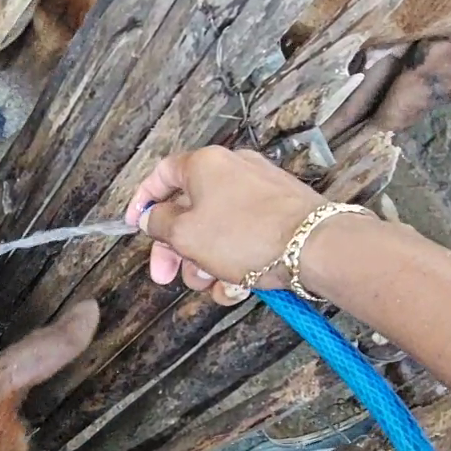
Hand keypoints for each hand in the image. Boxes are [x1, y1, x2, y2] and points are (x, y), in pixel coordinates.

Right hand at [122, 146, 329, 303]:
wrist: (316, 247)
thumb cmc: (242, 235)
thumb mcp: (183, 234)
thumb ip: (158, 223)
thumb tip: (152, 217)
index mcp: (204, 164)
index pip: (161, 175)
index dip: (142, 201)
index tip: (135, 227)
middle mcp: (231, 170)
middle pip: (187, 212)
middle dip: (174, 251)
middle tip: (166, 278)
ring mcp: (258, 192)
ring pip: (213, 231)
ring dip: (204, 263)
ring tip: (213, 286)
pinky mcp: (279, 214)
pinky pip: (241, 237)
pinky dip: (232, 263)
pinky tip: (236, 286)